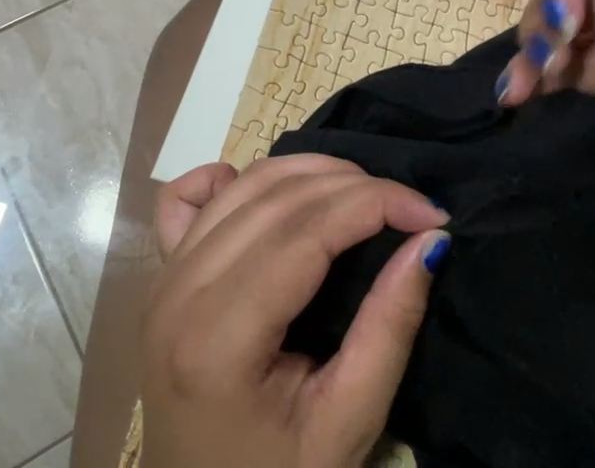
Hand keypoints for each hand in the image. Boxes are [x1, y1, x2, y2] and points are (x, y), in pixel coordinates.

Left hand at [143, 155, 450, 467]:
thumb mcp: (348, 421)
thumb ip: (388, 327)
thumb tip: (430, 241)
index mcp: (218, 337)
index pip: (305, 231)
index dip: (376, 204)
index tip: (434, 213)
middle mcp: (179, 292)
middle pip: (277, 198)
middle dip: (356, 186)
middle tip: (411, 210)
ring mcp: (163, 279)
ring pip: (243, 186)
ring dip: (312, 174)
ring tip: (369, 197)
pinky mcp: (161, 277)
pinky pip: (185, 200)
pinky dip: (232, 179)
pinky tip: (272, 189)